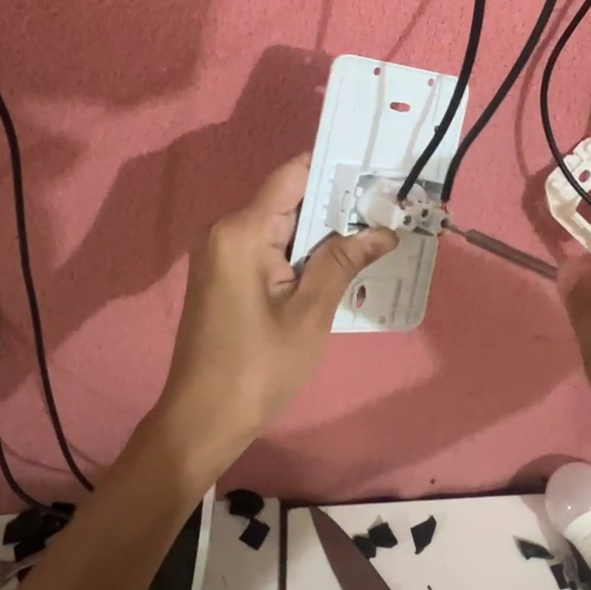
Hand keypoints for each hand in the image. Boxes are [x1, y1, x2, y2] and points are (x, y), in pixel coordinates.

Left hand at [154, 155, 396, 472]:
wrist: (201, 422)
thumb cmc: (257, 368)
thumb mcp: (309, 314)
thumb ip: (344, 262)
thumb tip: (385, 230)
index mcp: (242, 232)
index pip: (293, 175)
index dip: (335, 167)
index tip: (376, 167)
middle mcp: (226, 230)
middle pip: (290, 198)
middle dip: (338, 201)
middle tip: (389, 202)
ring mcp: (222, 252)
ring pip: (283, 224)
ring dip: (324, 229)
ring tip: (376, 226)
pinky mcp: (225, 273)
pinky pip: (270, 246)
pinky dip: (303, 250)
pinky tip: (341, 259)